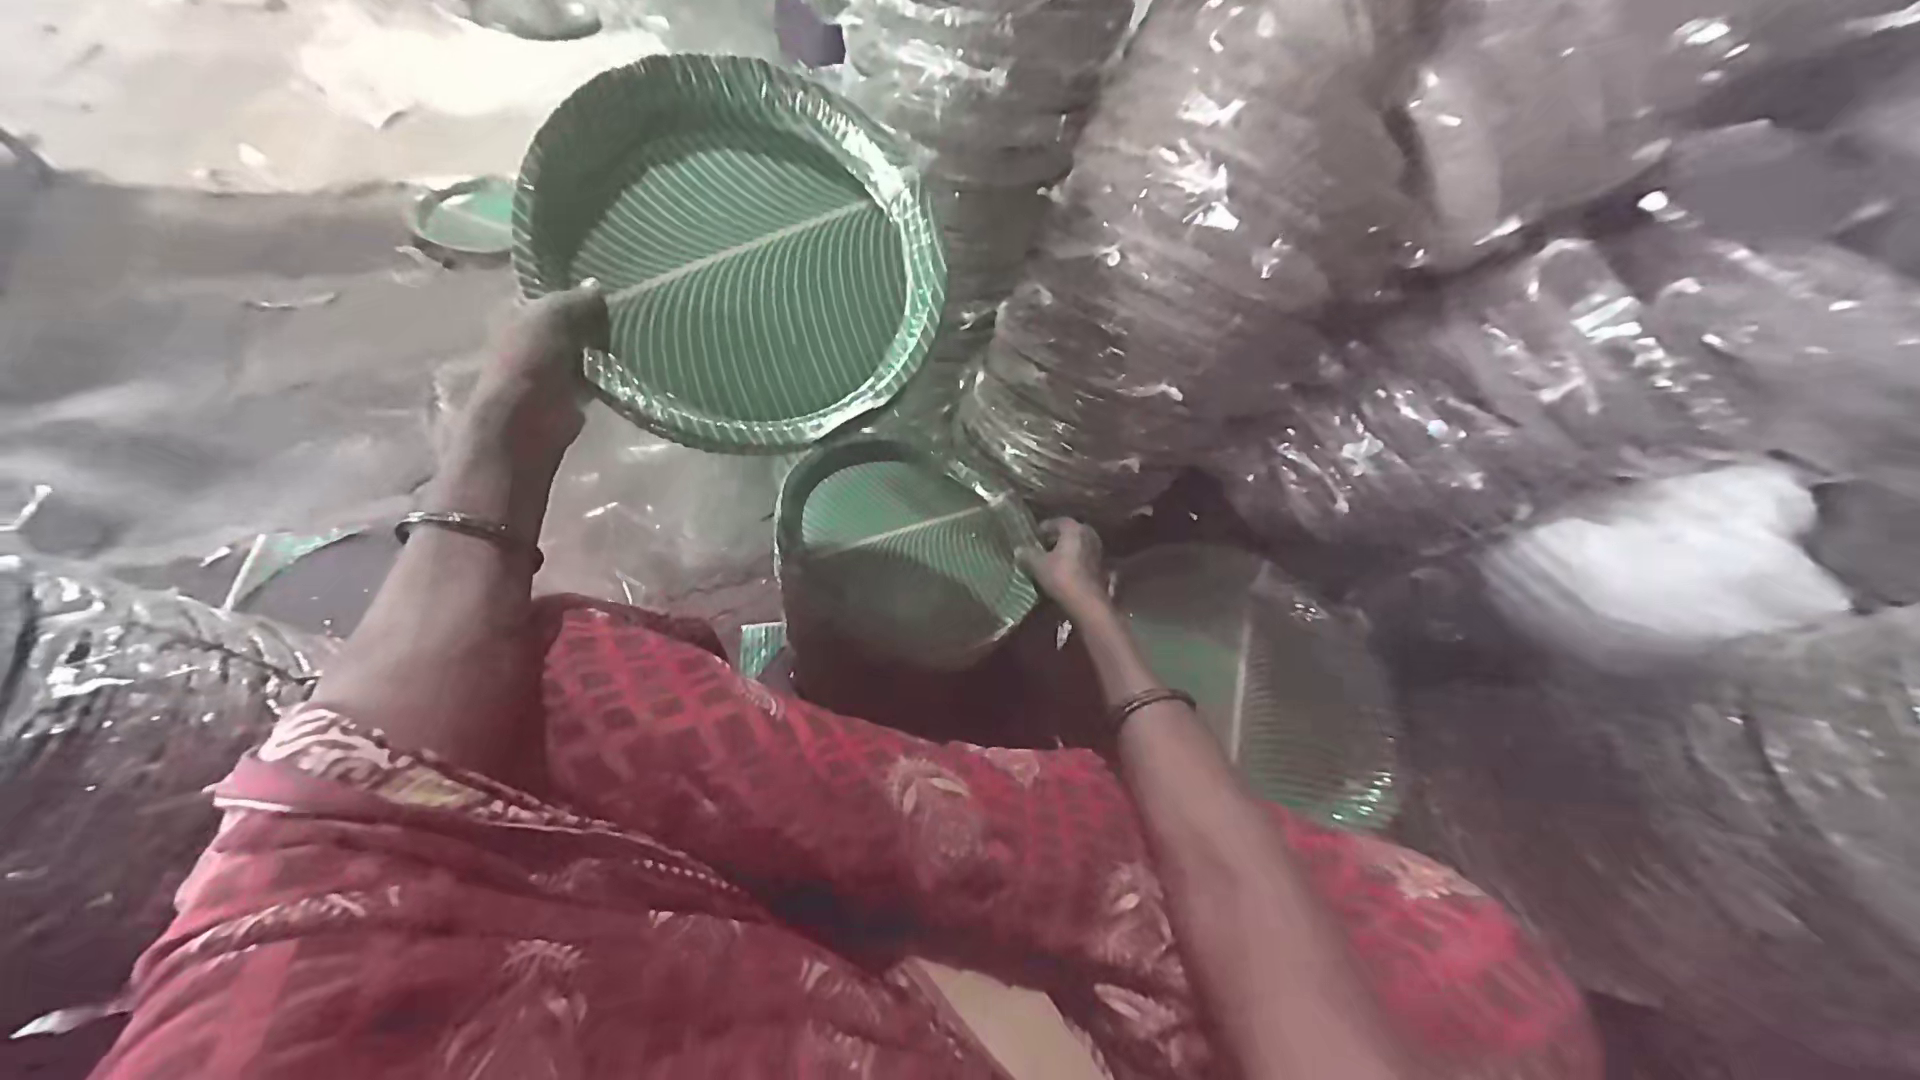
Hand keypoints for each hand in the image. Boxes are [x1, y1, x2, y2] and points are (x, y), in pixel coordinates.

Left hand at [457, 282, 609, 475]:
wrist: (525, 419)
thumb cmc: (530, 360)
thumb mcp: (553, 316)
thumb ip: (577, 300)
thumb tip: (599, 286)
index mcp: (514, 312)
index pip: (547, 294)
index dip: (574, 291)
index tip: (607, 289)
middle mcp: (526, 338)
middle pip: (566, 324)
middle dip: (592, 321)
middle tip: (628, 314)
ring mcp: (546, 370)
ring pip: (581, 350)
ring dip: (602, 348)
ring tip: (635, 339)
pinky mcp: (566, 396)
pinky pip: (592, 377)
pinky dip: (607, 373)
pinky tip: (628, 368)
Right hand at [1020, 518, 1110, 616]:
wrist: (1087, 601)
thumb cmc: (1061, 576)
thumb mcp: (1038, 565)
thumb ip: (1027, 554)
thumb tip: (1018, 550)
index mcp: (1075, 529)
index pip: (1058, 522)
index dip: (1044, 528)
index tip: (1034, 536)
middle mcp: (1089, 535)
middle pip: (1070, 533)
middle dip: (1056, 539)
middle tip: (1042, 547)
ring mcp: (1097, 551)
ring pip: (1078, 545)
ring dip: (1066, 550)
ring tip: (1052, 560)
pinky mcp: (1101, 567)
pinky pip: (1083, 558)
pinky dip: (1074, 561)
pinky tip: (1064, 570)